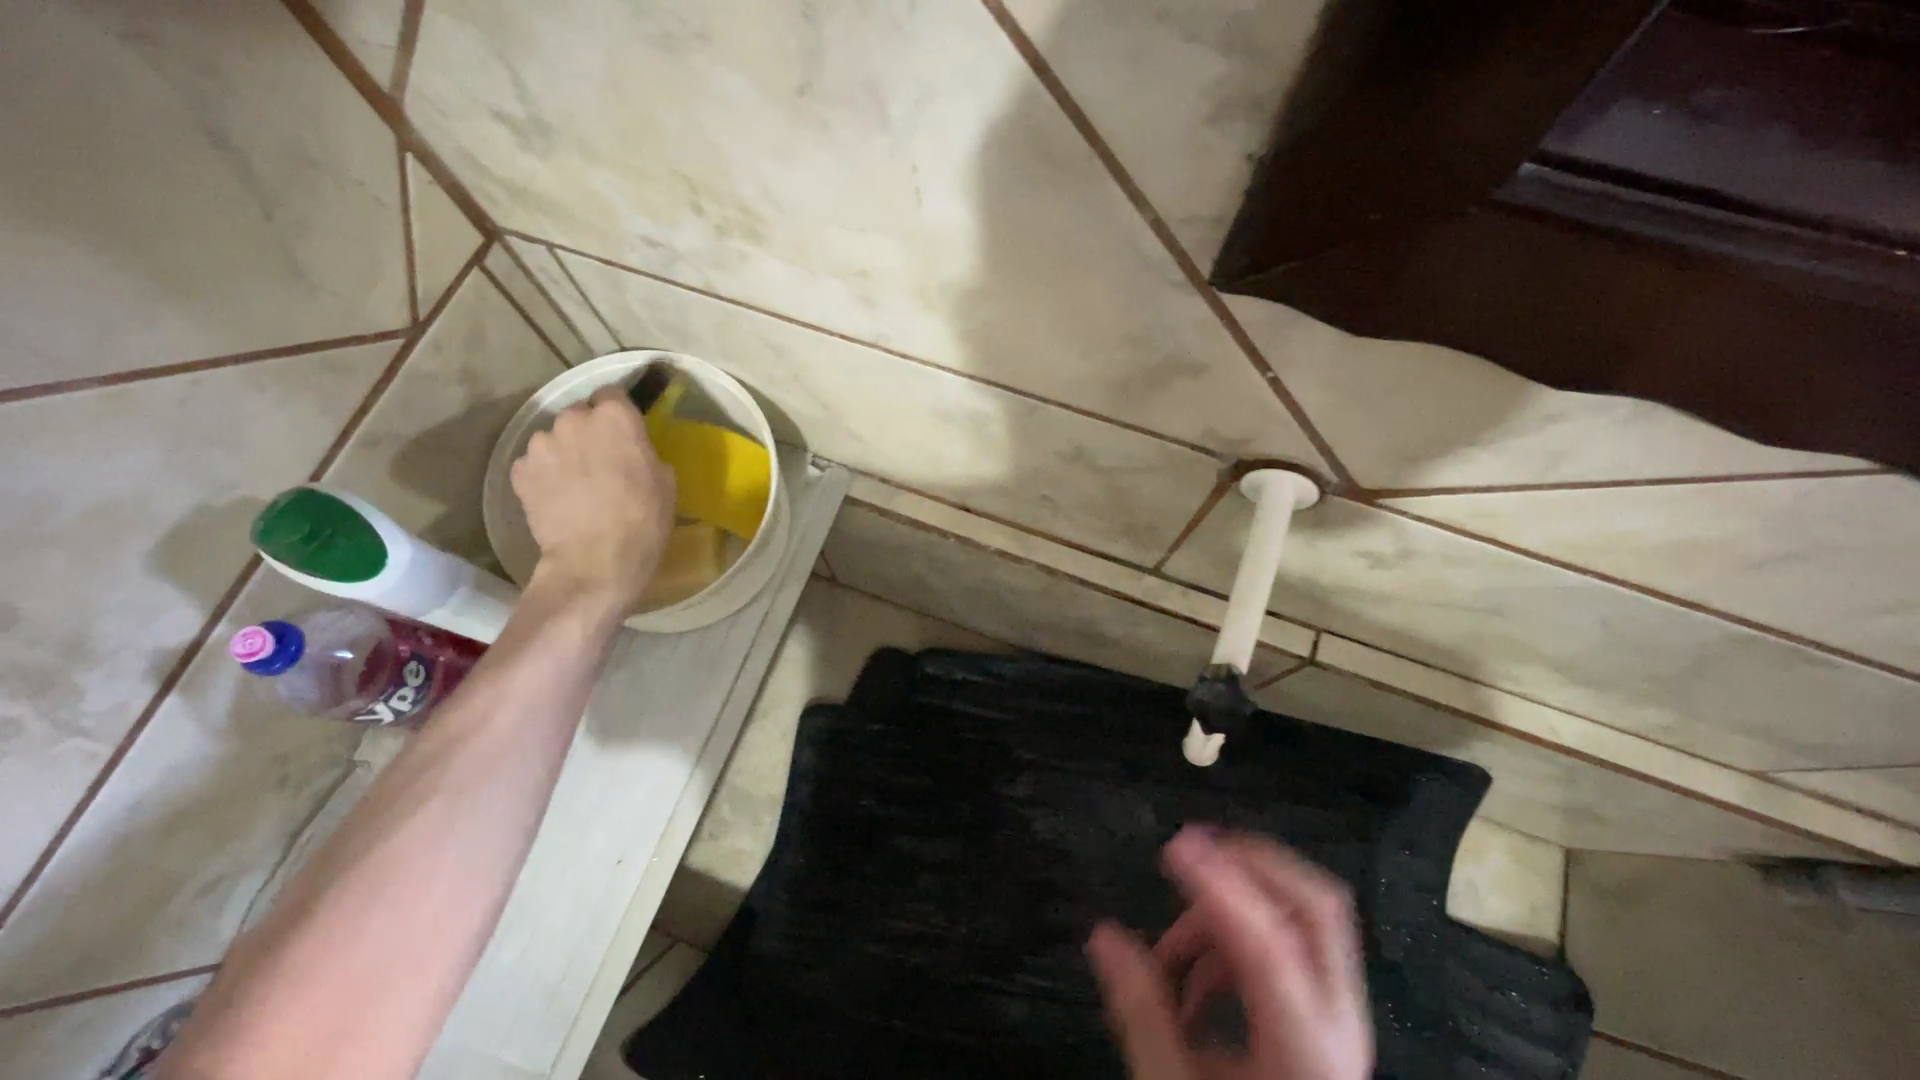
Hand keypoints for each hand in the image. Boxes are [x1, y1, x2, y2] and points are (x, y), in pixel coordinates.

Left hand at [511, 386, 675, 612]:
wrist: (595, 561)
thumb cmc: (643, 520)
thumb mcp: (665, 482)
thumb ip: (644, 453)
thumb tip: (632, 451)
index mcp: (615, 416)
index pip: (612, 393)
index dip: (618, 413)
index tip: (623, 431)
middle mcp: (573, 420)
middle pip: (579, 415)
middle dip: (588, 432)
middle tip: (600, 461)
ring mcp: (541, 444)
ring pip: (554, 439)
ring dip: (564, 453)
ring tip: (575, 484)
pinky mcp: (520, 471)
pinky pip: (534, 465)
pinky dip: (543, 476)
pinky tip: (556, 498)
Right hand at [1086, 828, 1372, 1079]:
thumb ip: (1140, 1010)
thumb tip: (1103, 936)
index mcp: (1303, 1044)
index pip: (1265, 943)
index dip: (1217, 886)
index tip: (1175, 845)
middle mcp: (1338, 1021)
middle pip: (1314, 906)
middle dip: (1252, 866)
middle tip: (1191, 852)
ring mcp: (1343, 1019)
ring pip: (1307, 922)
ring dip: (1238, 913)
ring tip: (1173, 951)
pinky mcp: (1331, 1022)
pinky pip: (1295, 952)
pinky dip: (1244, 944)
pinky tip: (1197, 981)